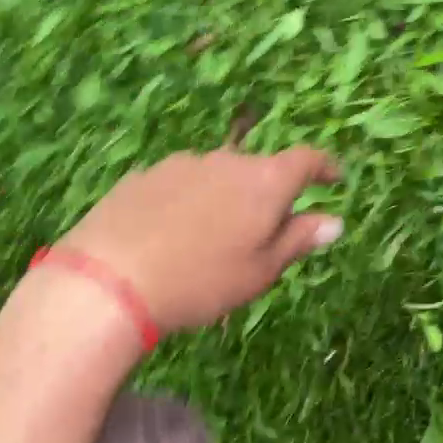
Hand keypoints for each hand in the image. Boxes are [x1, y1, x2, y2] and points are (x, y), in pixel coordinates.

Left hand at [56, 147, 341, 332]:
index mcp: (265, 181)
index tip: (334, 178)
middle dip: (268, 193)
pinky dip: (188, 202)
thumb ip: (298, 240)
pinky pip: (181, 184)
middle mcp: (227, 160)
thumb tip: (334, 221)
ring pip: (218, 176)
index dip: (324, 167)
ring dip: (226, 198)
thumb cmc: (201, 281)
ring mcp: (182, 164)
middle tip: (265, 230)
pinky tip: (171, 236)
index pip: (306, 160)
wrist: (108, 282)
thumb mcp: (260, 271)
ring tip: (212, 239)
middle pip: (259, 169)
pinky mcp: (144, 176)